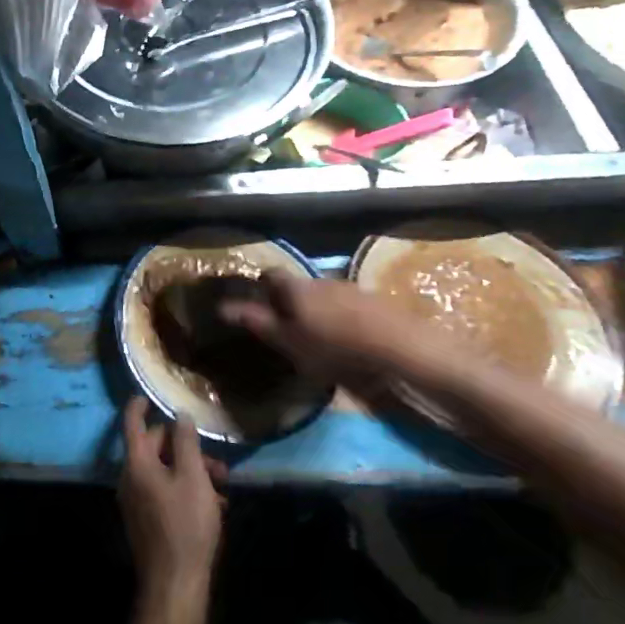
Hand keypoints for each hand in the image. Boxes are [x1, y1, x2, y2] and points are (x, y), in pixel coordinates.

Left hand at [119, 397, 224, 593]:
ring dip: (190, 472)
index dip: (138, 405)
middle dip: (185, 448)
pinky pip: (162, 491)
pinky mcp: (145, 518)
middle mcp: (130, 477)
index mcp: (137, 463)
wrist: (174, 582)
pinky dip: (184, 490)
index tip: (147, 395)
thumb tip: (179, 416)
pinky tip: (213, 507)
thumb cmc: (186, 525)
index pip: (131, 423)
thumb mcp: (193, 478)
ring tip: (222, 490)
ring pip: (162, 471)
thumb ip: (186, 443)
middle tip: (218, 465)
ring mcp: (135, 499)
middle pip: (153, 448)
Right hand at [219, 273, 455, 391]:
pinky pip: (346, 305)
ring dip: (316, 309)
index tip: (255, 304)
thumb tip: (221, 306)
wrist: (403, 349)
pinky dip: (339, 317)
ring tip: (317, 335)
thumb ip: (256, 322)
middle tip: (285, 326)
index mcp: (295, 287)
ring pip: (323, 295)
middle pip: (297, 285)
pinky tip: (345, 338)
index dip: (259, 286)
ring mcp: (350, 288)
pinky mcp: (375, 302)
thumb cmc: (335, 347)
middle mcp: (320, 279)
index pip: (269, 274)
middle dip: (289, 301)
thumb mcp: (288, 341)